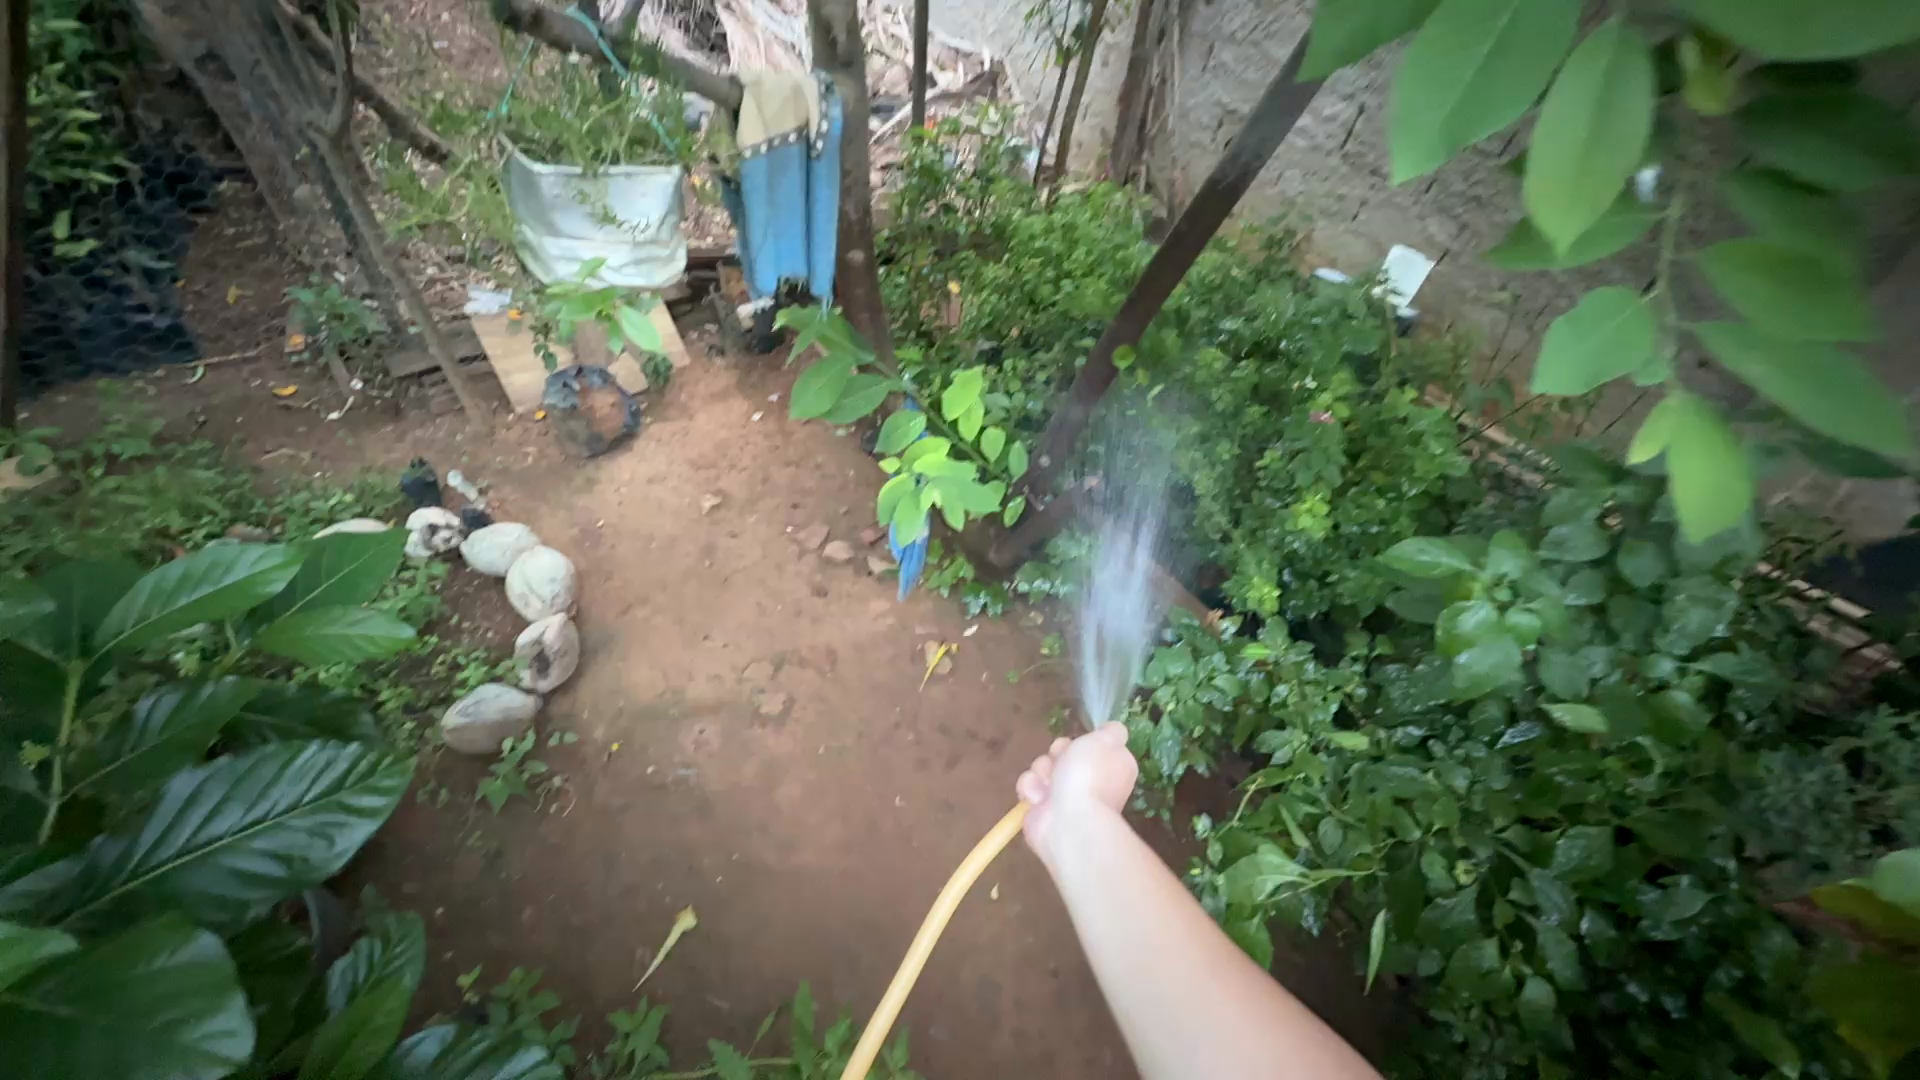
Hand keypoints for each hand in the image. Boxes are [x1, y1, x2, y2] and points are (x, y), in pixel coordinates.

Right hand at [1016, 724, 1137, 867]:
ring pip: (1042, 766)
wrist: (1069, 820)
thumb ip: (1113, 731)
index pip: (1089, 744)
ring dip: (1041, 771)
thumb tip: (1113, 730)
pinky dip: (1031, 788)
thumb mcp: (1108, 741)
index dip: (1081, 741)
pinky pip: (1028, 785)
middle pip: (1061, 751)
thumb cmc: (1089, 776)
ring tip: (1049, 786)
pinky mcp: (1041, 808)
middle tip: (1063, 763)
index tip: (1081, 744)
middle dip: (1057, 754)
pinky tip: (1039, 798)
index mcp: (1108, 767)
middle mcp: (1087, 781)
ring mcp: (1063, 796)